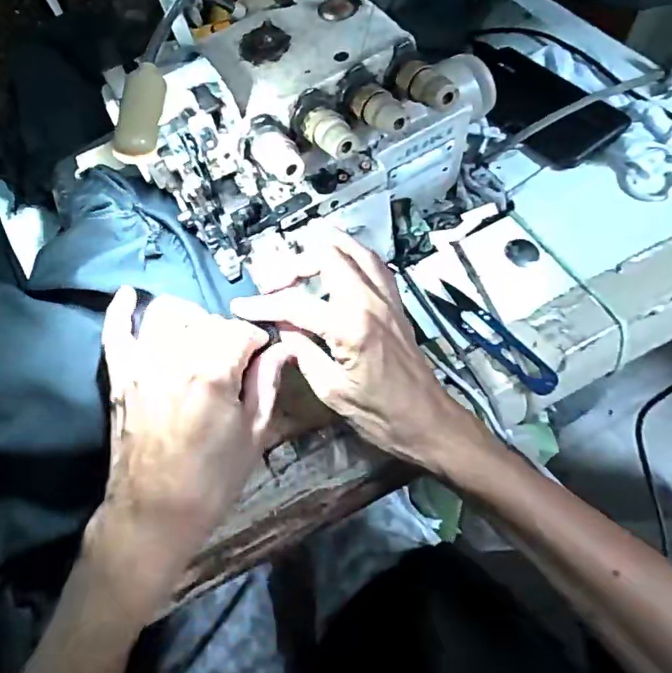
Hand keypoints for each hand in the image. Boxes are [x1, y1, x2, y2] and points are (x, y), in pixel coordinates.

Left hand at [87, 286, 280, 619]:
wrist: (154, 512)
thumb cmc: (212, 480)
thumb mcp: (253, 436)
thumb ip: (266, 384)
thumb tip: (282, 349)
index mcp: (213, 371)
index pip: (240, 330)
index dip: (255, 341)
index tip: (258, 357)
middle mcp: (175, 356)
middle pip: (206, 320)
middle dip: (224, 333)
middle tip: (230, 360)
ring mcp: (142, 362)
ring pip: (166, 313)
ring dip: (187, 319)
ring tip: (197, 339)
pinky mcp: (119, 373)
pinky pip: (116, 330)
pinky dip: (121, 310)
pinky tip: (130, 295)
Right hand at [232, 227, 471, 467]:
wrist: (430, 423)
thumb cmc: (381, 416)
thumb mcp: (332, 391)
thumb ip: (303, 352)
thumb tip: (284, 328)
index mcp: (350, 327)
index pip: (295, 303)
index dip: (263, 304)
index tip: (241, 306)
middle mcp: (369, 302)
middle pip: (326, 258)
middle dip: (293, 265)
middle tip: (273, 283)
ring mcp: (386, 299)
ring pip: (354, 251)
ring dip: (324, 249)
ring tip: (301, 257)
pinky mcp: (396, 303)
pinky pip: (374, 264)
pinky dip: (352, 255)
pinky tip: (339, 262)